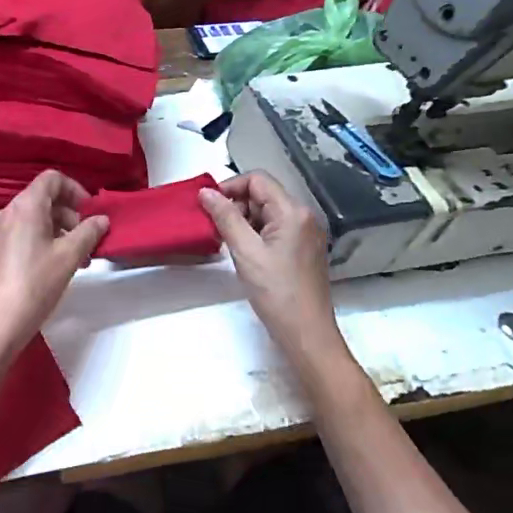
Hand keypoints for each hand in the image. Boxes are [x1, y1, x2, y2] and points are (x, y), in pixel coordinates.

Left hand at [0, 171, 108, 360]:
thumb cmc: (35, 284)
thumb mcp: (69, 257)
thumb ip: (88, 233)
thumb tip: (101, 219)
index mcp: (25, 206)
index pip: (52, 179)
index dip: (76, 190)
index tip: (91, 213)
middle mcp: (7, 213)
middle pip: (43, 199)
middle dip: (70, 215)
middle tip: (87, 240)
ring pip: (33, 219)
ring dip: (59, 231)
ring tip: (77, 258)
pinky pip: (22, 235)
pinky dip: (42, 241)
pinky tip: (54, 268)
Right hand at [200, 172, 340, 362]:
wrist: (307, 333)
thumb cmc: (276, 292)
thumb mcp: (245, 252)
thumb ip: (225, 217)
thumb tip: (206, 192)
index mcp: (293, 211)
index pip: (258, 180)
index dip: (231, 186)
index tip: (209, 205)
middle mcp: (304, 216)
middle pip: (264, 195)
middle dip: (236, 206)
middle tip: (216, 229)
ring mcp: (307, 233)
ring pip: (268, 213)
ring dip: (245, 221)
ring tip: (228, 244)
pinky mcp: (304, 249)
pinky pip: (276, 229)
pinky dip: (257, 235)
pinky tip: (245, 254)